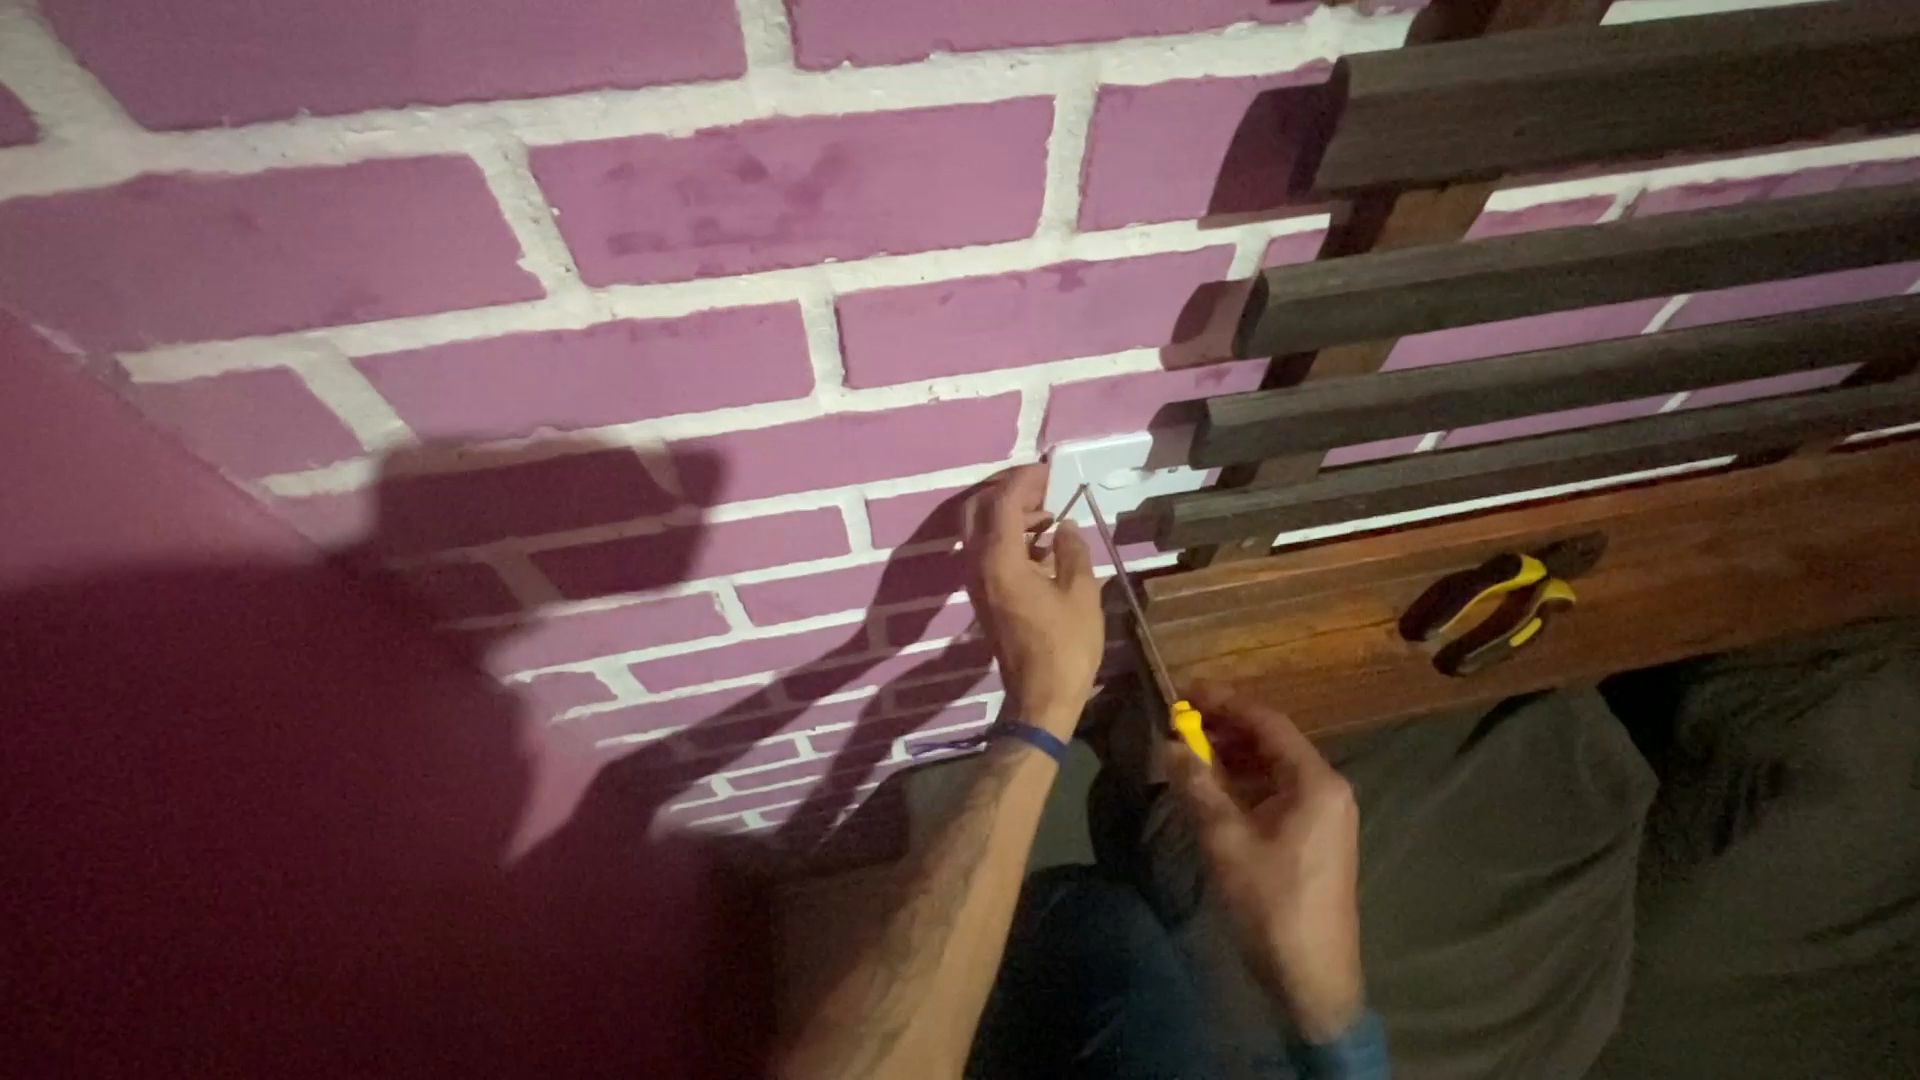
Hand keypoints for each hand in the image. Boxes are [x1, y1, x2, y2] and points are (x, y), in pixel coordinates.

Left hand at [962, 466, 1103, 740]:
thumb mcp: (1081, 593)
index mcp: (1000, 560)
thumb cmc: (1065, 646)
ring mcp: (975, 581)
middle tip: (1042, 486)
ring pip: (979, 530)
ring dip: (1007, 513)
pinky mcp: (982, 594)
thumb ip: (1072, 551)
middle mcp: (977, 564)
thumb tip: (1065, 526)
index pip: (1003, 501)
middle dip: (1007, 491)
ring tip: (1048, 511)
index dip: (1025, 480)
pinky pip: (985, 550)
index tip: (1050, 471)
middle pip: (978, 509)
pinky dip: (1006, 535)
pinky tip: (1040, 541)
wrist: (1039, 697)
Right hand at [1165, 682, 1364, 1041]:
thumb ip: (1196, 784)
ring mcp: (1322, 813)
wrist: (1312, 979)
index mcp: (1315, 782)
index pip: (1266, 721)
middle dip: (1223, 727)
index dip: (1224, 701)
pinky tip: (1210, 787)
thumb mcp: (1224, 840)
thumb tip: (1168, 743)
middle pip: (1270, 740)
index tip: (1184, 692)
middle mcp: (1325, 789)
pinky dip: (1241, 782)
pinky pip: (1274, 791)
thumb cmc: (1271, 903)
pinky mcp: (1312, 836)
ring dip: (1229, 755)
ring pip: (1270, 766)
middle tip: (1178, 721)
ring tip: (1187, 750)